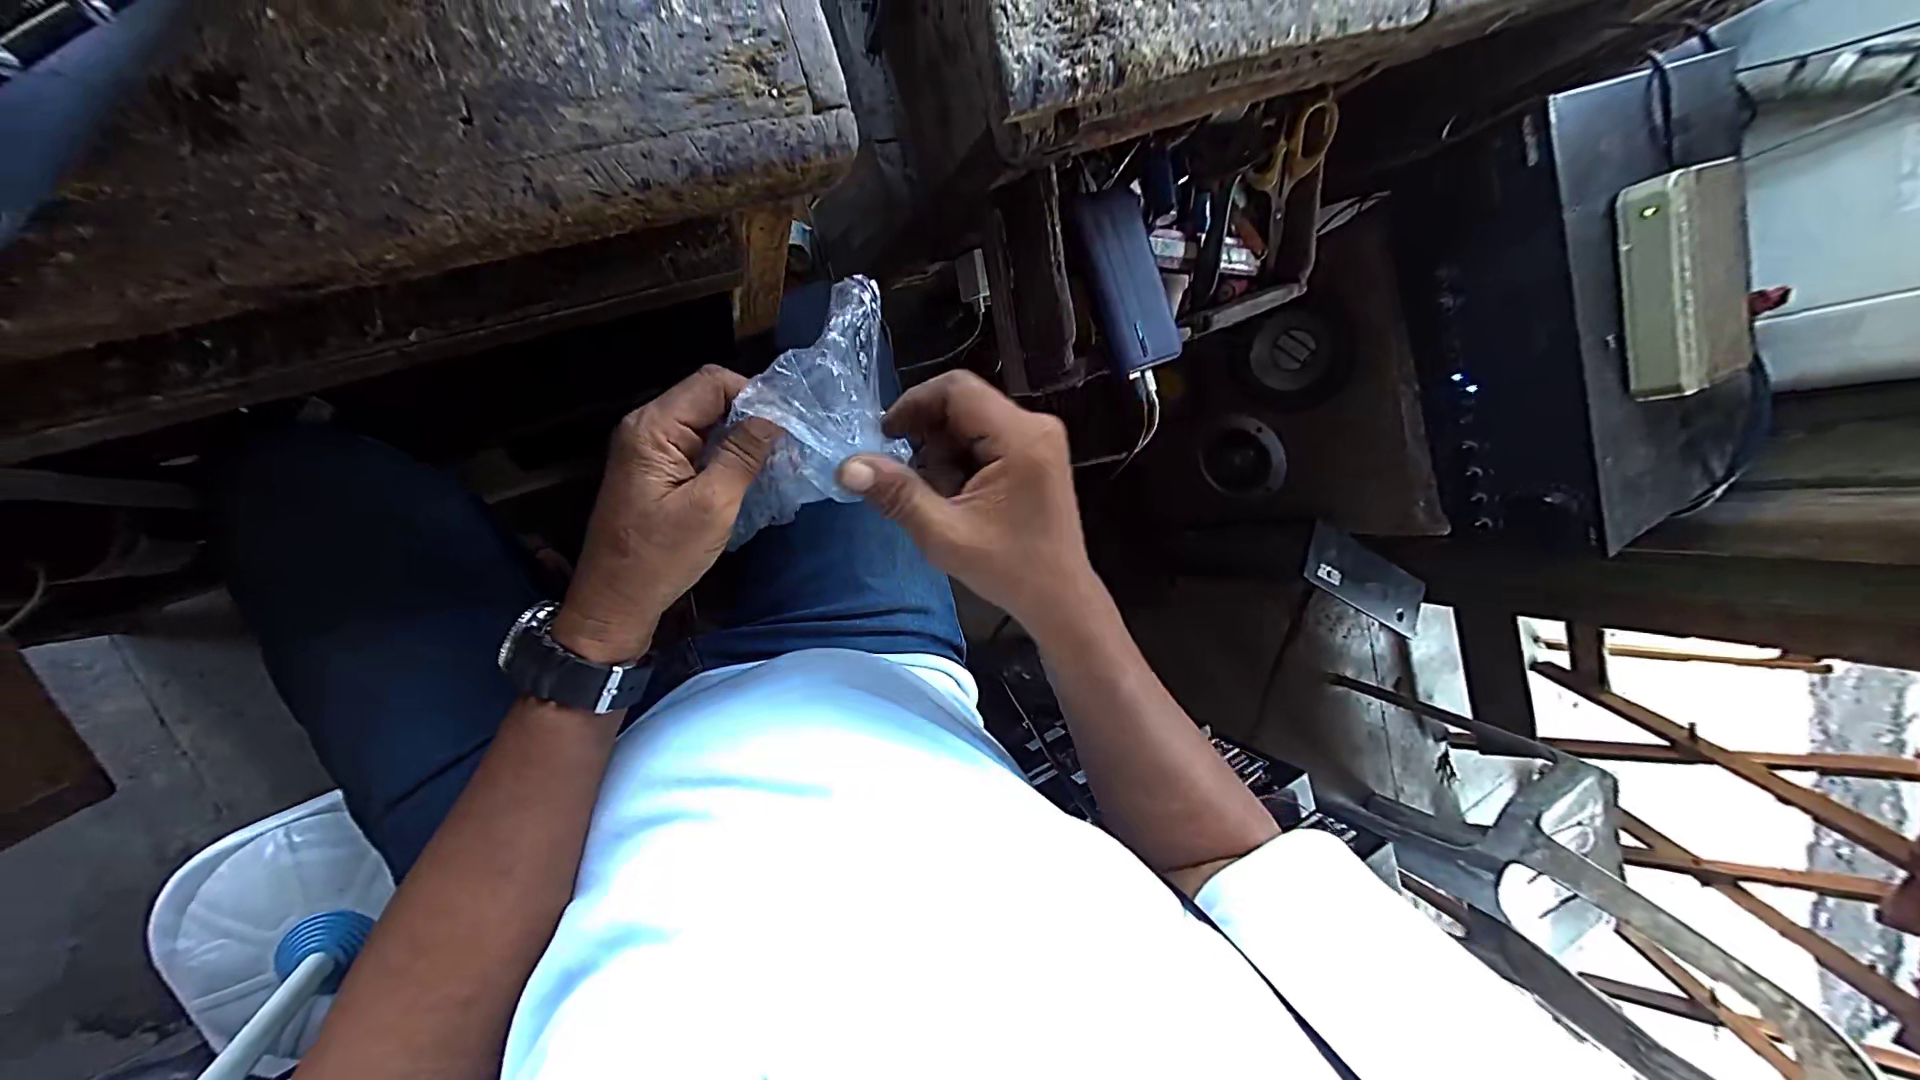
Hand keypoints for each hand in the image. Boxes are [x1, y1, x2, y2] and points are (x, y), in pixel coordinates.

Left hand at [551, 366, 779, 662]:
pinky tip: (752, 471)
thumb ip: (743, 455)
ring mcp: (650, 448)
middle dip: (752, 414)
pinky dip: (727, 453)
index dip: (754, 394)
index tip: (789, 423)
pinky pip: (698, 445)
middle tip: (790, 442)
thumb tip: (776, 416)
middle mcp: (647, 427)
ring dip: (742, 436)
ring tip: (778, 458)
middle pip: (708, 397)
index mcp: (654, 428)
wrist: (617, 600)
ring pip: (707, 421)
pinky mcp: (657, 469)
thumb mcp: (712, 505)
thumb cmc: (662, 556)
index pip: (712, 382)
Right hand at [838, 371, 1098, 637]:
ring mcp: (1040, 440)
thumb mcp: (945, 534)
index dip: (914, 404)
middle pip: (964, 404)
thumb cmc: (1009, 569)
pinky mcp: (1037, 456)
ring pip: (972, 423)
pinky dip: (962, 461)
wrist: (1059, 598)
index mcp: (1020, 437)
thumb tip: (847, 467)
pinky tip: (958, 496)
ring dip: (944, 453)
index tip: (886, 436)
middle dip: (929, 437)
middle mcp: (1035, 426)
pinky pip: (987, 440)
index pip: (957, 389)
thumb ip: (897, 494)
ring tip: (940, 496)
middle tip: (913, 478)